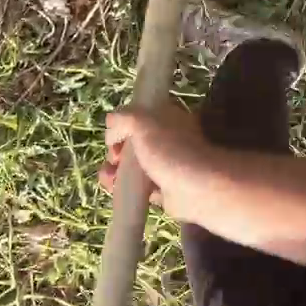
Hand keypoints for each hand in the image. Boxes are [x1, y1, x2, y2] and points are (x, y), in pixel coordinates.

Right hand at [98, 105, 214, 219]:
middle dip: (116, 150)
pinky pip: (139, 187)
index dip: (122, 124)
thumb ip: (122, 118)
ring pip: (134, 166)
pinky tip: (114, 189)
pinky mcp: (164, 189)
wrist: (196, 190)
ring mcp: (167, 165)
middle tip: (115, 158)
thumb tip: (111, 129)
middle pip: (134, 142)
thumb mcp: (141, 121)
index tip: (114, 136)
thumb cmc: (169, 150)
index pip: (139, 115)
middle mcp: (168, 139)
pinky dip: (125, 188)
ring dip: (115, 170)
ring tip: (108, 178)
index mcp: (167, 117)